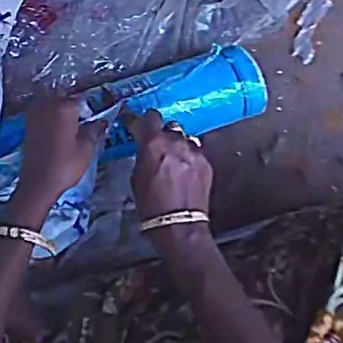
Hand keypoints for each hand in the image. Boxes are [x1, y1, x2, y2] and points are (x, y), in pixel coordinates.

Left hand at [8, 96, 102, 227]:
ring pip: (52, 106)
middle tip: (82, 124)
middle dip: (73, 110)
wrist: (38, 182)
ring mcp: (35, 114)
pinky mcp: (28, 125)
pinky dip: (50, 120)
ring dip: (60, 113)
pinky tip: (57, 133)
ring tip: (70, 129)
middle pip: (64, 100)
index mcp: (64, 107)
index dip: (89, 111)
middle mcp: (48, 105)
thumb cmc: (65, 165)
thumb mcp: (86, 149)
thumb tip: (101, 122)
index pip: (81, 101)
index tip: (93, 122)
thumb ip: (94, 131)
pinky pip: (43, 115)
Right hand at [129, 109, 213, 258]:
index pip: (151, 116)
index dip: (145, 120)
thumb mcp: (136, 177)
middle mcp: (176, 141)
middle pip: (170, 127)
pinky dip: (190, 158)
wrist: (179, 225)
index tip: (141, 125)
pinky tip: (186, 172)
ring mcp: (194, 151)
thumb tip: (146, 148)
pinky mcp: (207, 162)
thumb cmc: (151, 204)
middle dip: (164, 135)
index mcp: (154, 143)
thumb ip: (143, 155)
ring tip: (175, 161)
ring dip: (178, 145)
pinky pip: (196, 152)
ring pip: (184, 138)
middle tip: (159, 149)